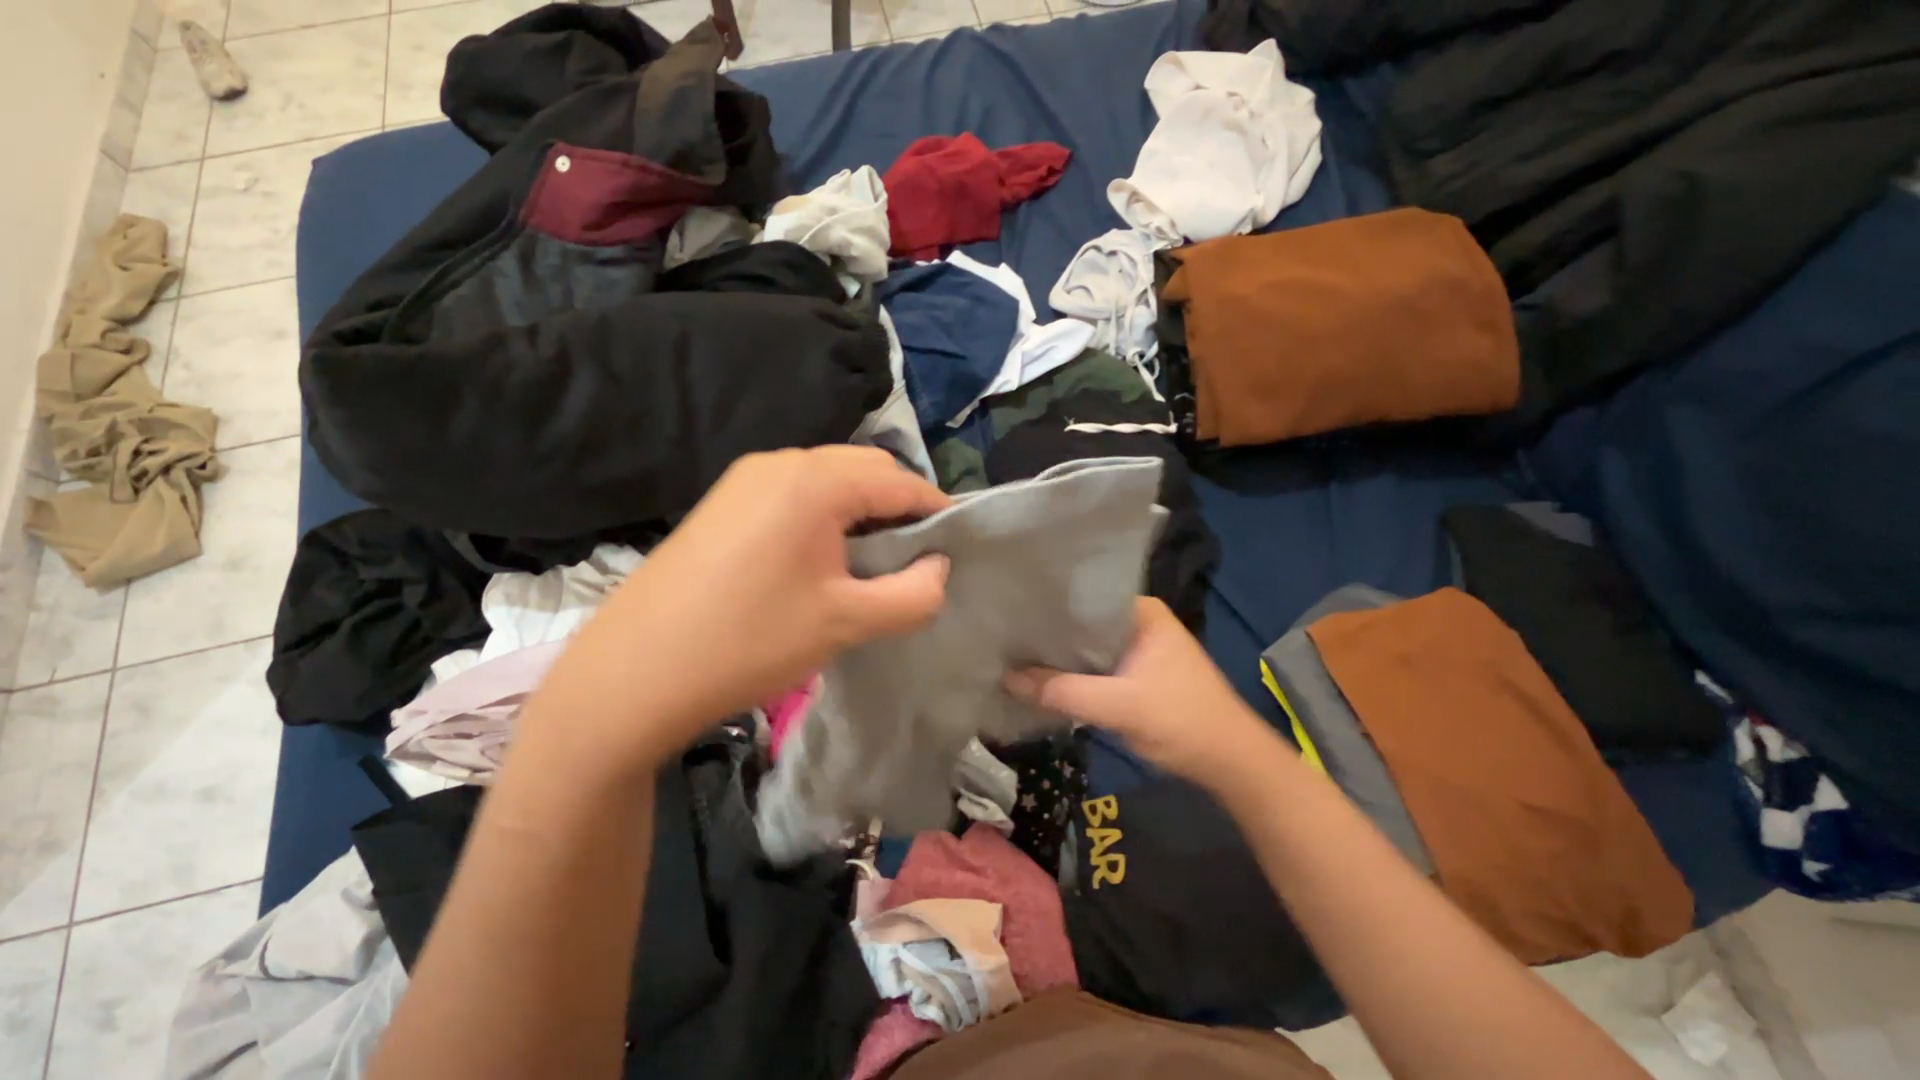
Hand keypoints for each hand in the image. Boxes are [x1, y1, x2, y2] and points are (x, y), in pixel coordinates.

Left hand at [526, 446, 950, 775]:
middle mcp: (780, 463)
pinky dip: (822, 520)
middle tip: (913, 566)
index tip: (958, 554)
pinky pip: (793, 497)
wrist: (634, 672)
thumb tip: (939, 568)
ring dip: (860, 516)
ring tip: (868, 571)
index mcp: (815, 480)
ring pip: (828, 482)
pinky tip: (819, 568)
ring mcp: (744, 480)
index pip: (902, 481)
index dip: (938, 514)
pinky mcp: (722, 504)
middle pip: (865, 471)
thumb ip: (913, 593)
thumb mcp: (846, 622)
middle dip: (899, 511)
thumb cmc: (750, 642)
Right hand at [1005, 596, 1292, 792]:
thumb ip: (1064, 691)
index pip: (1084, 596)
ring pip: (1086, 648)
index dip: (1046, 605)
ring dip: (1057, 657)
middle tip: (1000, 636)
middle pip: (1081, 622)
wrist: (1229, 762)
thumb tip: (1007, 678)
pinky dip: (1072, 676)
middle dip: (1047, 633)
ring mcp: (1138, 650)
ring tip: (1010, 655)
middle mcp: (1139, 622)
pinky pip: (1094, 668)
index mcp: (1142, 611)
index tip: (1007, 610)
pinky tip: (1039, 681)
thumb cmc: (1183, 721)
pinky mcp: (1135, 677)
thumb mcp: (1120, 706)